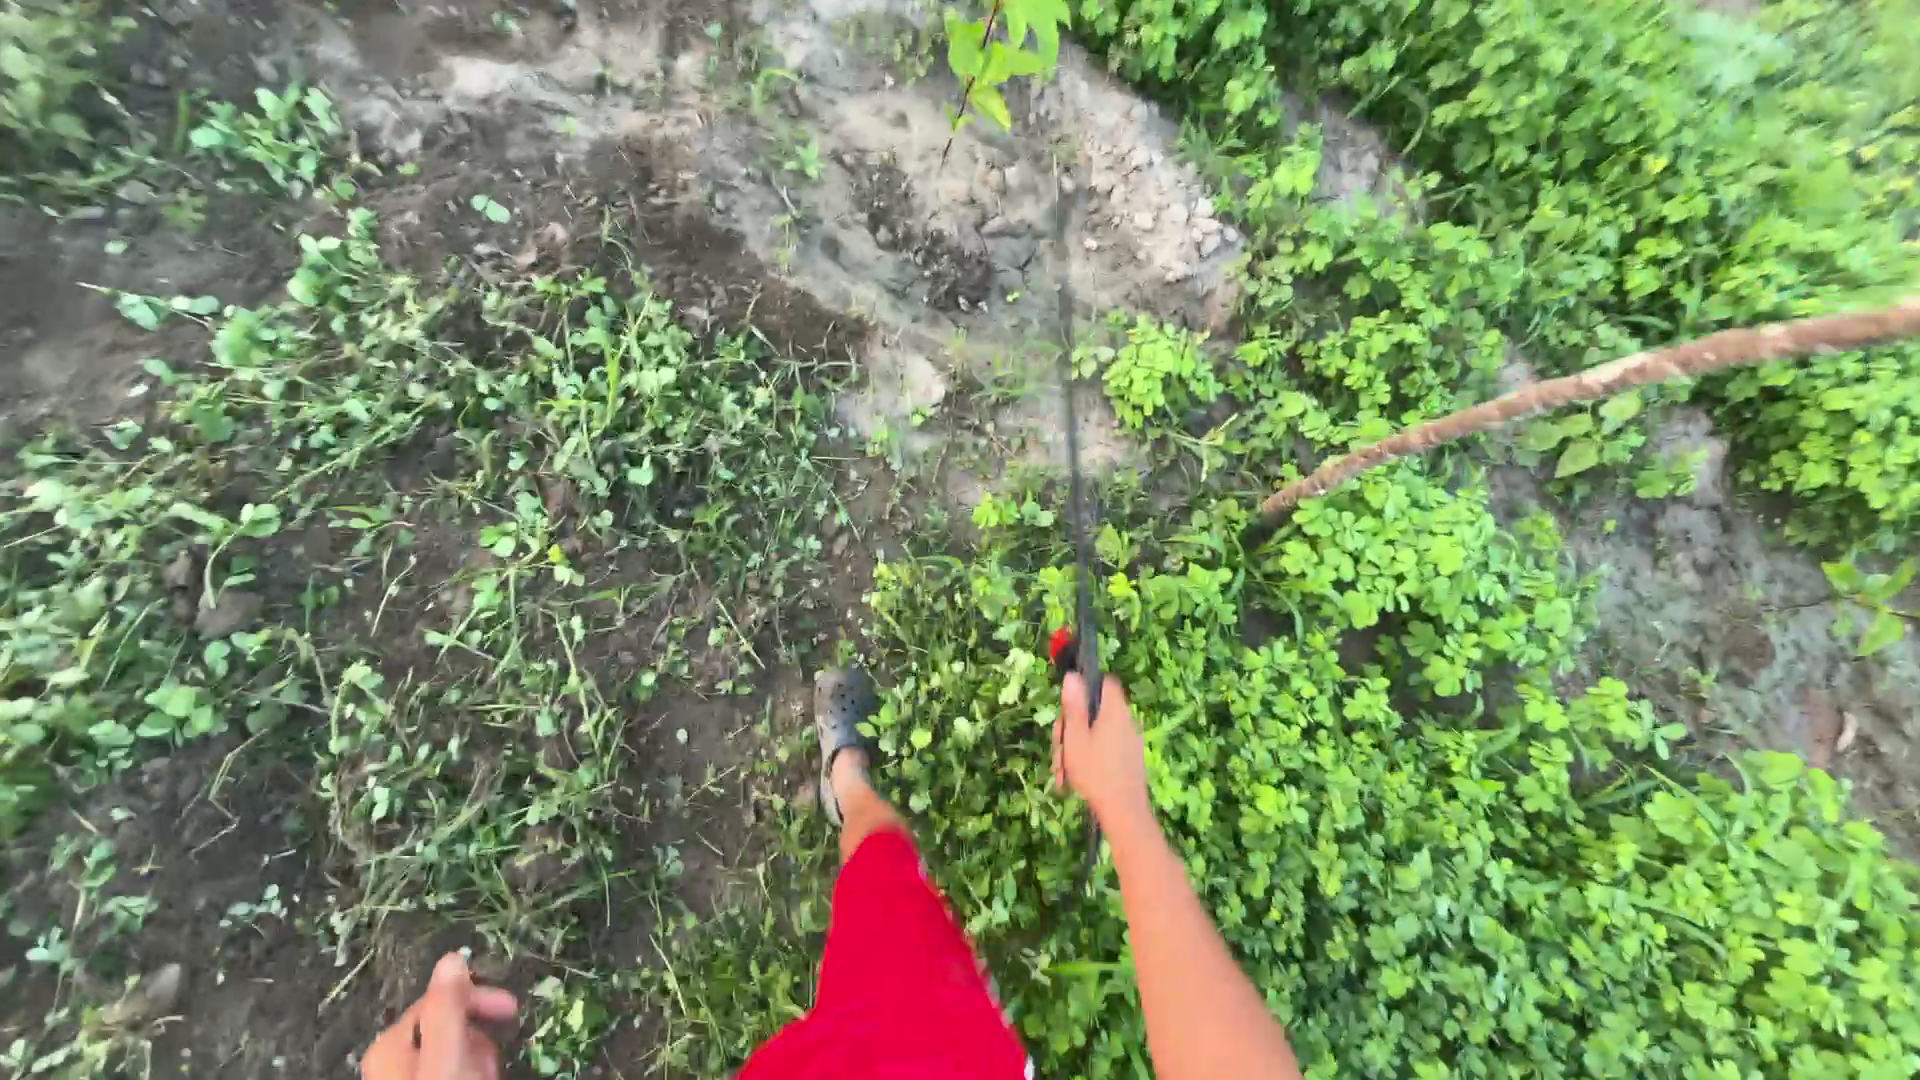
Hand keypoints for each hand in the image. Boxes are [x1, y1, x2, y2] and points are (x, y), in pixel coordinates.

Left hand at [361, 953, 517, 1079]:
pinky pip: (449, 1068)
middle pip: (448, 1021)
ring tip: (487, 1075)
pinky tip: (479, 1079)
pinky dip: (470, 1071)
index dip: (480, 999)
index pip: (443, 997)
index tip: (513, 1011)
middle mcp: (391, 1058)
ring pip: (452, 1047)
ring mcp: (405, 1078)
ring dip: (477, 1055)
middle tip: (497, 1053)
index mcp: (391, 1043)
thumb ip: (448, 1008)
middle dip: (478, 1033)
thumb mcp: (448, 1057)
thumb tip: (451, 956)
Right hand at [1052, 673, 1150, 827]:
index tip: (1069, 706)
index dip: (1086, 687)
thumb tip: (1072, 676)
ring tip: (1063, 772)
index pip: (1104, 682)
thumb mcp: (1075, 737)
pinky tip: (1074, 780)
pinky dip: (1089, 759)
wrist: (1123, 812)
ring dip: (1076, 748)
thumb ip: (1073, 706)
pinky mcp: (1129, 759)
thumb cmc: (1095, 771)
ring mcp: (1129, 741)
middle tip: (1060, 749)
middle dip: (1071, 728)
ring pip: (1096, 733)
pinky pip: (1105, 748)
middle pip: (1095, 711)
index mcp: (1114, 710)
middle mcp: (1126, 721)